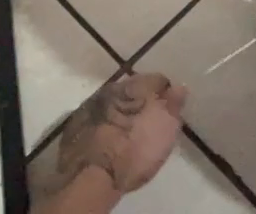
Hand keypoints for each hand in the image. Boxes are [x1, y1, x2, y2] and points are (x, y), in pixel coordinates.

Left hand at [52, 73, 187, 197]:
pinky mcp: (76, 120)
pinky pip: (96, 115)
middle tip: (147, 121)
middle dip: (141, 100)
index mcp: (138, 84)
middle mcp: (115, 86)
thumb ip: (173, 106)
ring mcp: (93, 102)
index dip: (165, 95)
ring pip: (113, 100)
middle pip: (134, 87)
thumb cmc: (134, 152)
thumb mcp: (165, 131)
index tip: (167, 112)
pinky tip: (106, 138)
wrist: (90, 175)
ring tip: (126, 131)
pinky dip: (103, 122)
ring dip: (121, 109)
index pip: (158, 79)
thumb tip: (179, 87)